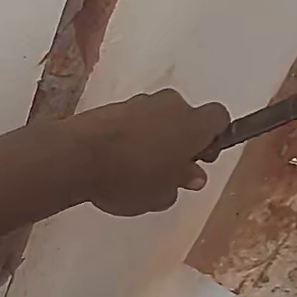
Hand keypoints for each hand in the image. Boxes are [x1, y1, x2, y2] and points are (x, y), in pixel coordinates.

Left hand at [66, 88, 230, 216]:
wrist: (76, 156)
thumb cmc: (130, 179)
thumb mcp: (162, 193)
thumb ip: (182, 181)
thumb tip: (193, 174)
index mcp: (193, 124)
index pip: (219, 119)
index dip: (214, 139)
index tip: (201, 160)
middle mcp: (171, 105)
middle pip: (186, 118)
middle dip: (181, 141)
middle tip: (169, 171)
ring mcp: (140, 103)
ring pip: (159, 119)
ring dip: (156, 139)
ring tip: (139, 171)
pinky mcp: (113, 107)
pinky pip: (134, 122)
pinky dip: (133, 137)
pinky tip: (118, 163)